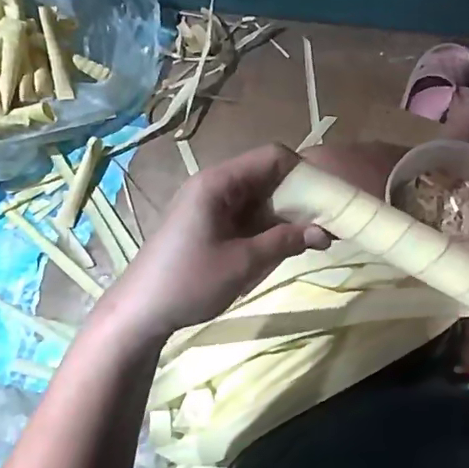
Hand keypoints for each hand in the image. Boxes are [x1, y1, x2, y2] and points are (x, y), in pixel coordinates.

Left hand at [96, 144, 331, 338]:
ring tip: (312, 240)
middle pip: (266, 176)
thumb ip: (285, 241)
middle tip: (327, 225)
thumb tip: (325, 231)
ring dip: (284, 215)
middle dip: (298, 197)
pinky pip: (244, 215)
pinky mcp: (206, 224)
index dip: (304, 173)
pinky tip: (283, 247)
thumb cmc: (190, 281)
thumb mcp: (244, 263)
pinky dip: (266, 227)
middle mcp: (213, 185)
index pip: (272, 157)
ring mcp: (208, 205)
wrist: (140, 310)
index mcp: (218, 183)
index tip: (328, 200)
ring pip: (257, 198)